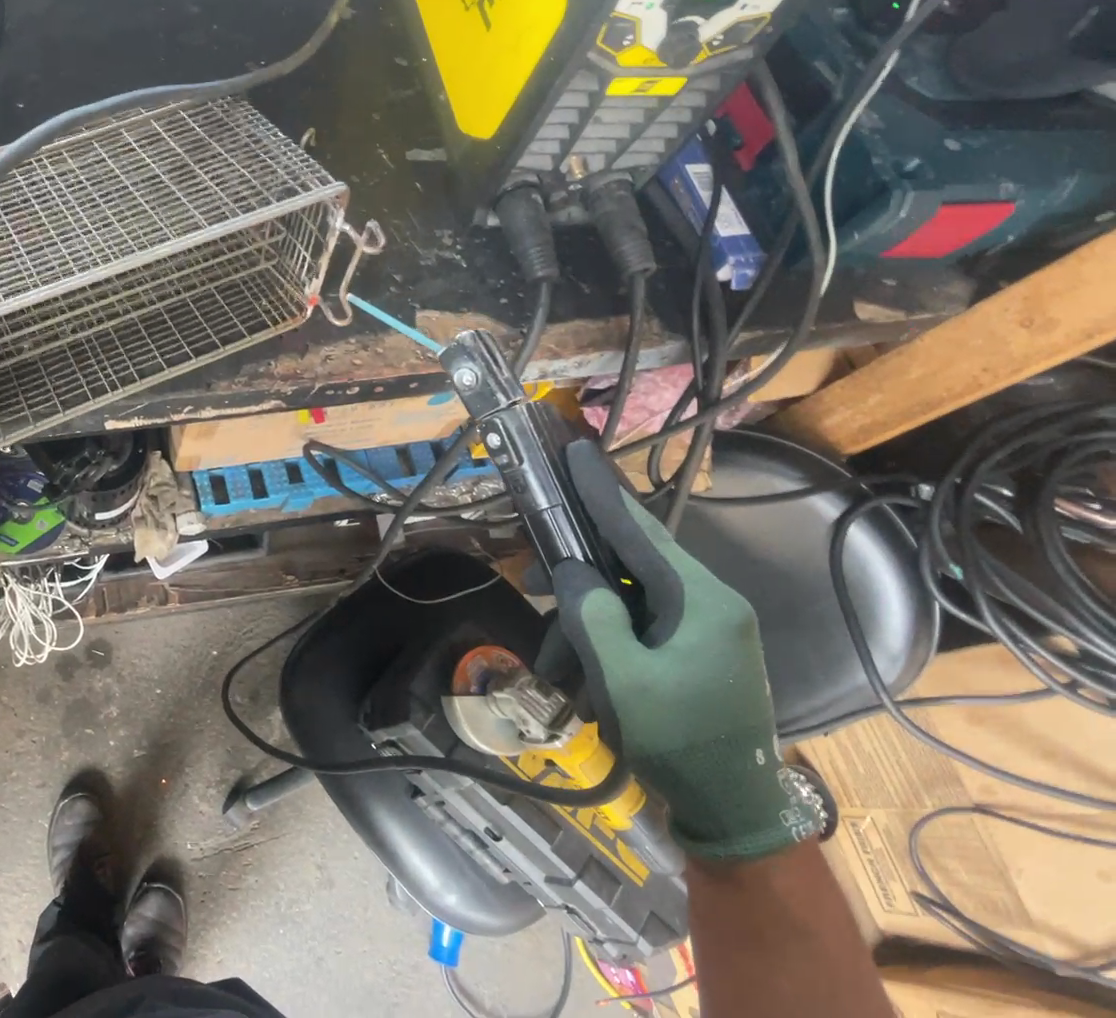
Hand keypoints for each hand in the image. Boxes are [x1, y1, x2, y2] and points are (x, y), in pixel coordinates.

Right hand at [547, 441, 802, 859]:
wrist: (732, 811)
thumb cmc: (678, 741)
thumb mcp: (622, 679)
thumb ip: (593, 615)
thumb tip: (571, 570)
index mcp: (702, 601)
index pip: (640, 530)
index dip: (601, 491)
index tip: (576, 450)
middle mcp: (708, 605)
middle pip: (625, 569)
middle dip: (575, 586)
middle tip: (530, 586)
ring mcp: (702, 632)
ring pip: (623, 606)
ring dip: (583, 635)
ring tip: (560, 680)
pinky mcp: (692, 656)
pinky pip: (636, 635)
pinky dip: (603, 654)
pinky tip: (585, 689)